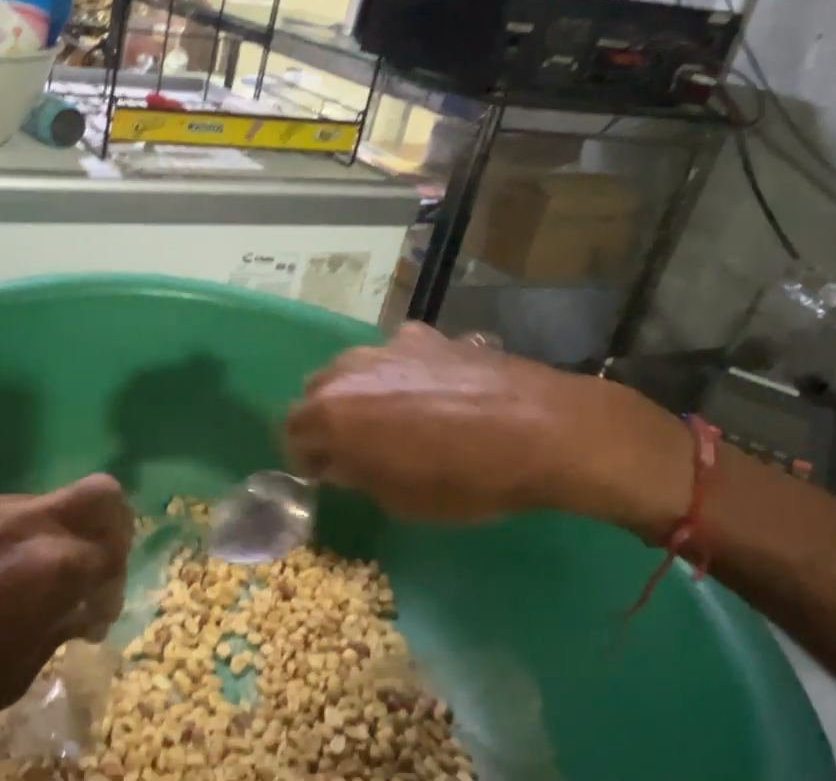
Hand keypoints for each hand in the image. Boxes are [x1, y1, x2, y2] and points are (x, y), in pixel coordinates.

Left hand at [0, 474, 131, 780]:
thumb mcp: (17, 673)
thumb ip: (61, 623)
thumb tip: (83, 602)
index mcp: (50, 565)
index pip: (113, 551)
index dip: (112, 586)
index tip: (92, 615)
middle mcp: (22, 520)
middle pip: (100, 494)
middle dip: (108, 531)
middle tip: (86, 576)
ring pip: (44, 504)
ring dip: (52, 537)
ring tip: (21, 589)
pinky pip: (0, 513)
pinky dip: (11, 539)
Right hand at [285, 323, 690, 529]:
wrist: (543, 430)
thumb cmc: (466, 480)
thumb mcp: (401, 500)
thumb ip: (356, 475)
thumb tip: (339, 463)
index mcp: (332, 412)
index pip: (292, 432)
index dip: (306, 458)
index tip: (327, 475)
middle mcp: (349, 369)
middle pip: (317, 392)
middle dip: (329, 420)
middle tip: (358, 449)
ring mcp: (388, 346)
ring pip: (356, 369)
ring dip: (363, 393)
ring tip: (399, 419)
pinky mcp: (427, 335)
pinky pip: (399, 357)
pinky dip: (404, 374)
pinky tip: (438, 395)